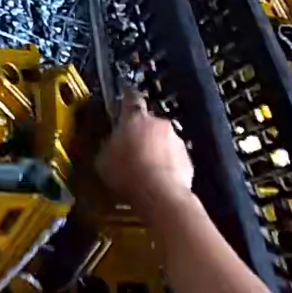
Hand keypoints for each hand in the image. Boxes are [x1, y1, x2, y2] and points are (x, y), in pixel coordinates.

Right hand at [96, 91, 194, 220]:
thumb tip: (110, 145)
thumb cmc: (127, 173)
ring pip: (163, 140)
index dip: (127, 98)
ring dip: (155, 148)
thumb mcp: (102, 160)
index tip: (125, 97)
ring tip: (145, 168)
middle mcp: (158, 123)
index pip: (131, 98)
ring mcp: (176, 140)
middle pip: (148, 122)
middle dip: (141, 132)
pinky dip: (167, 164)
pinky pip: (174, 157)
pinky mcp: (188, 159)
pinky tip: (158, 179)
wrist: (160, 195)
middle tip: (131, 148)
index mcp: (134, 118)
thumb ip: (107, 146)